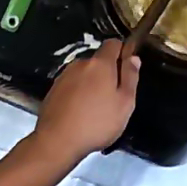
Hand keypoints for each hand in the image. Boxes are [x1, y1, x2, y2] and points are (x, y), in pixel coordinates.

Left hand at [33, 40, 139, 158]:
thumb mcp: (125, 102)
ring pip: (85, 73)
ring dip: (92, 83)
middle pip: (98, 60)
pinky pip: (72, 85)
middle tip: (115, 96)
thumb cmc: (98, 122)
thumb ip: (131, 76)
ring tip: (97, 107)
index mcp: (100, 64)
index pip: (113, 43)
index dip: (123, 52)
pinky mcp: (53, 90)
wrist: (57, 142)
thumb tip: (133, 57)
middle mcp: (80, 64)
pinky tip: (81, 112)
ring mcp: (63, 76)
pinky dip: (79, 93)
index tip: (127, 70)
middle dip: (108, 72)